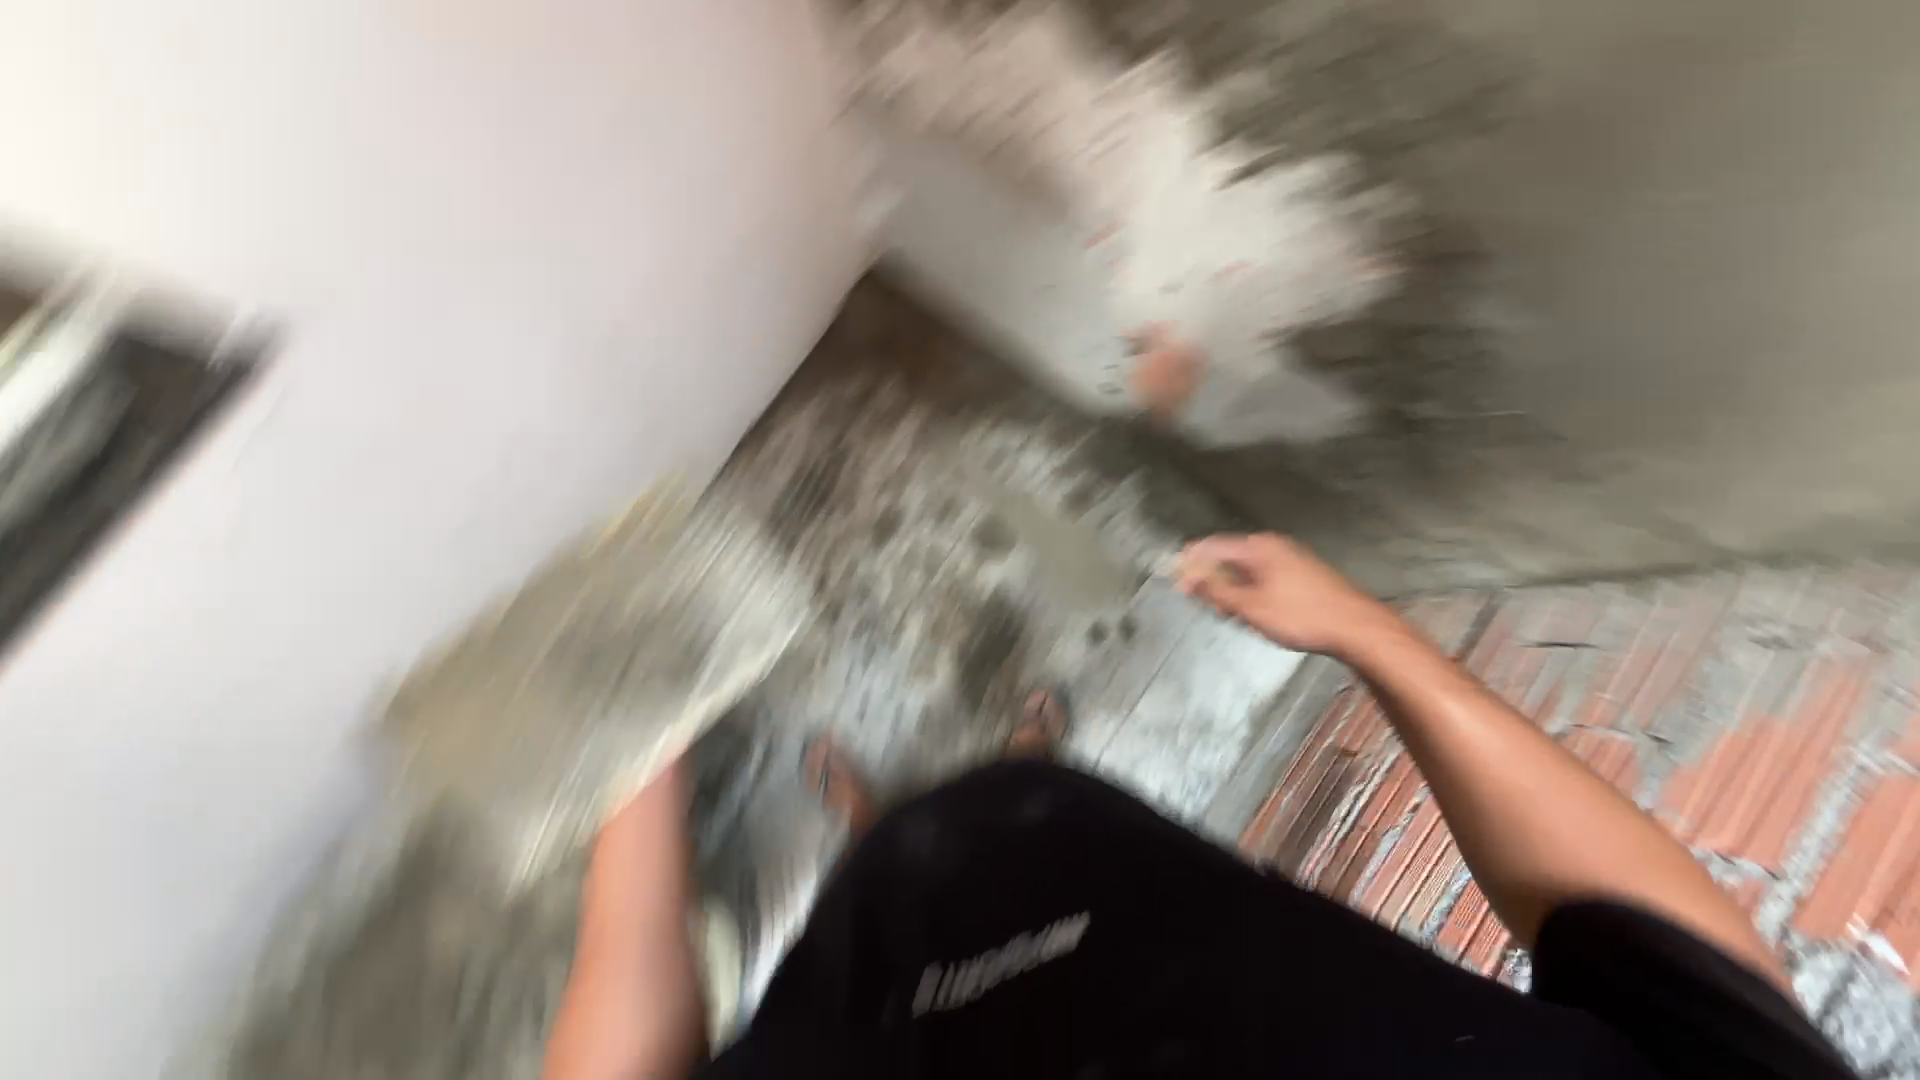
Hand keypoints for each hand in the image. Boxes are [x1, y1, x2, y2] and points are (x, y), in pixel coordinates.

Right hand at [1175, 533, 1395, 655]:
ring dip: (1232, 589)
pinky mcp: (1300, 574)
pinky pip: (1263, 576)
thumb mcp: (1250, 607)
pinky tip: (1255, 612)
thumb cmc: (1300, 616)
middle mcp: (1272, 546)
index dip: (1189, 563)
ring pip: (1246, 569)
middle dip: (1212, 580)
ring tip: (1232, 614)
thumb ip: (1215, 591)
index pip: (1211, 547)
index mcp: (1258, 547)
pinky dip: (1250, 591)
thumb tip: (1186, 577)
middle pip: (1228, 557)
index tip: (1174, 580)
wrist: (1356, 628)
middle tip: (1206, 604)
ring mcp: (1289, 558)